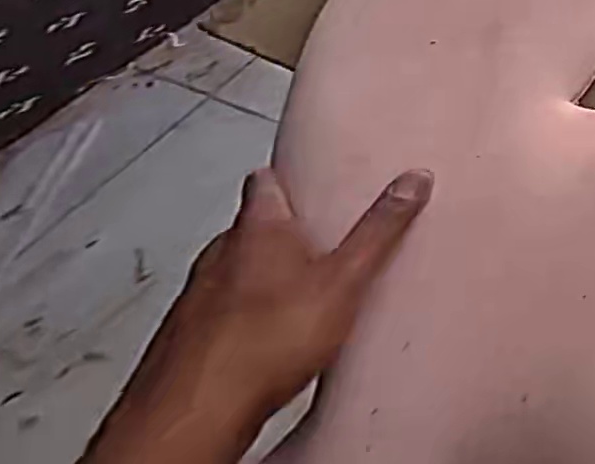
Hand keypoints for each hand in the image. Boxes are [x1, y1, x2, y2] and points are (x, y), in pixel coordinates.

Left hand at [81, 167, 432, 463]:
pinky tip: (269, 331)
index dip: (282, 173)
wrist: (188, 426)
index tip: (297, 168)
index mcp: (256, 232)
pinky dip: (244, 312)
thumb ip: (382, 226)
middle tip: (316, 226)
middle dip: (279, 226)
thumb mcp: (348, 277)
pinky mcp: (181, 347)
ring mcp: (192, 305)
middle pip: (248, 228)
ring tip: (300, 281)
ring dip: (259, 271)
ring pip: (230, 271)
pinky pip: (219, 314)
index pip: (264, 184)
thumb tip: (413, 179)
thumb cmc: (263, 346)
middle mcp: (217, 260)